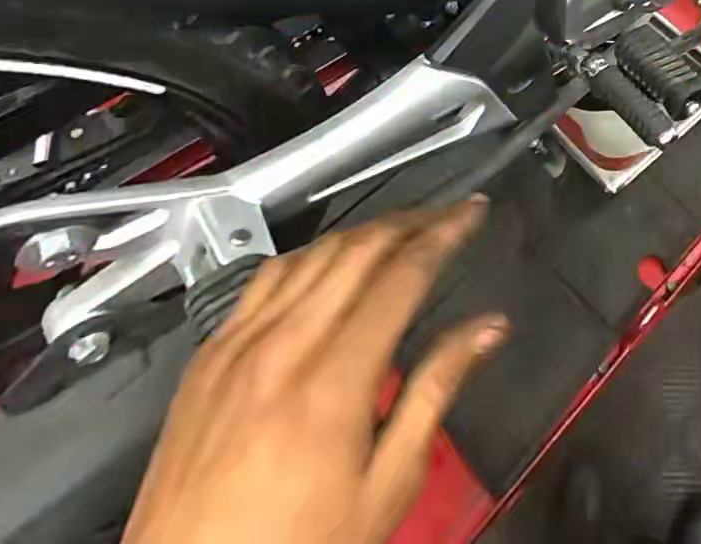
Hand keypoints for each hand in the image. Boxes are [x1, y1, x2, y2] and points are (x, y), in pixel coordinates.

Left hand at [123, 198, 506, 543]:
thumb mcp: (387, 488)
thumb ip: (437, 391)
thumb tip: (491, 327)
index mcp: (334, 381)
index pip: (403, 276)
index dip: (445, 234)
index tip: (473, 212)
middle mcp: (284, 344)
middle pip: (360, 250)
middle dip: (414, 221)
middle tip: (450, 213)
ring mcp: (239, 343)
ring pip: (315, 252)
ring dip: (367, 229)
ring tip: (405, 227)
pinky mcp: (209, 353)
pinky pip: (268, 276)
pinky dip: (314, 252)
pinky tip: (333, 259)